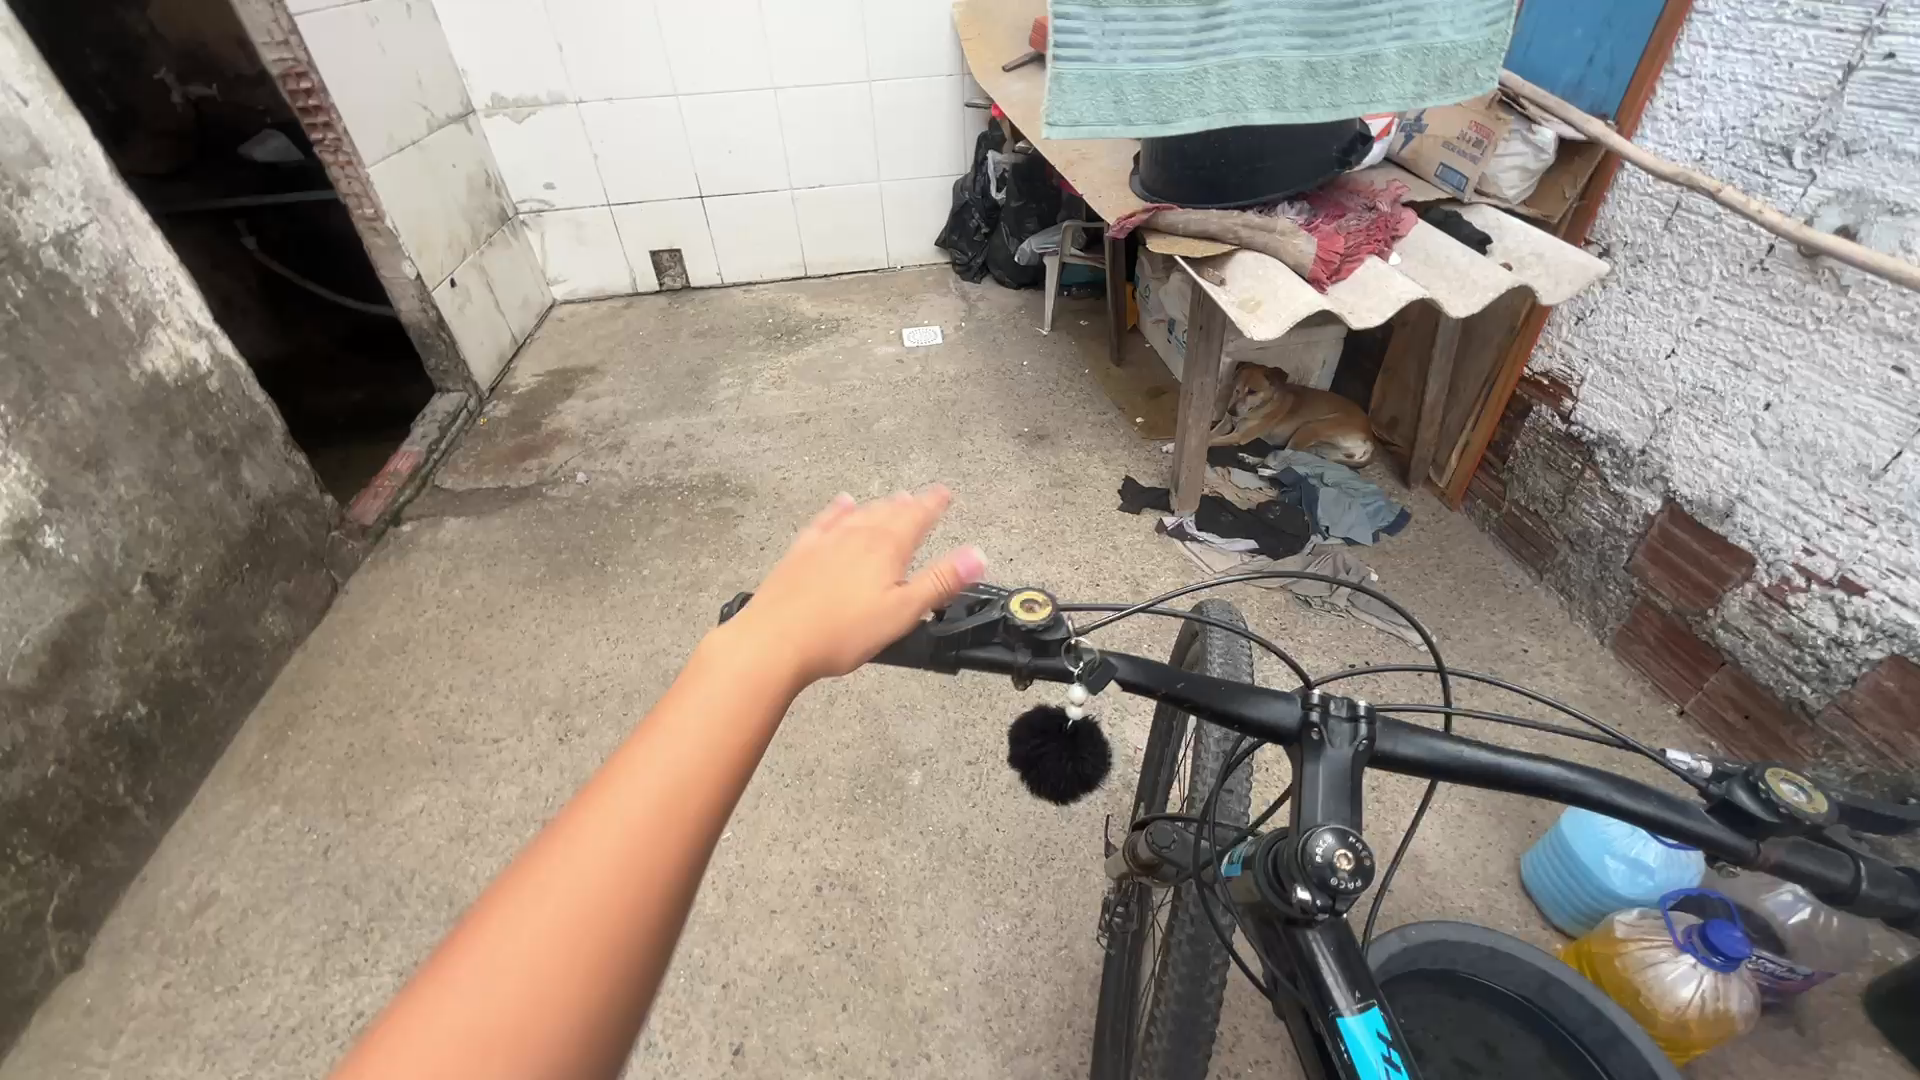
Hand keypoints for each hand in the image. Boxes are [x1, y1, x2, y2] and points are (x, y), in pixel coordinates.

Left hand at [718, 486, 986, 685]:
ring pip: (859, 513)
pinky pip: (825, 521)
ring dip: (879, 505)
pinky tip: (841, 504)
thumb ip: (940, 582)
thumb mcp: (902, 612)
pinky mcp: (801, 554)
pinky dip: (837, 510)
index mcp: (885, 548)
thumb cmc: (839, 633)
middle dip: (910, 503)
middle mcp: (856, 536)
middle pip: (889, 511)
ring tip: (892, 498)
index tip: (945, 493)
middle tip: (923, 496)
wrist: (774, 641)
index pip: (917, 517)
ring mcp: (825, 542)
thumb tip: (977, 555)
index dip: (934, 504)